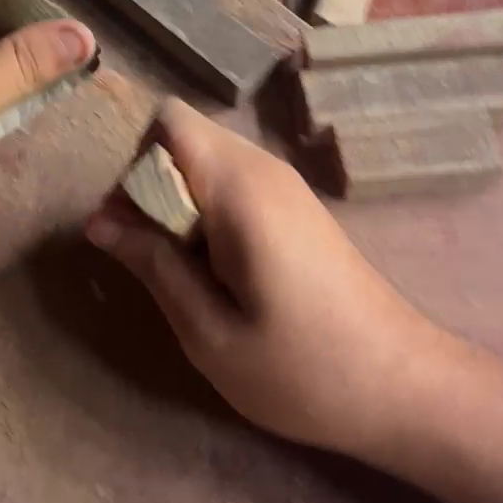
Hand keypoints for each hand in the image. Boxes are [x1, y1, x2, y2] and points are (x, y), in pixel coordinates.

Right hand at [85, 99, 447, 457]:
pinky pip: (232, 181)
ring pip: (206, 158)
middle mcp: (264, 168)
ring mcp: (285, 183)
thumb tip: (100, 221)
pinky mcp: (295, 204)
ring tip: (175, 268)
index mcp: (241, 188)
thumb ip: (153, 265)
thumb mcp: (210, 334)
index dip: (133, 160)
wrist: (402, 382)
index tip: (124, 223)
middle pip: (184, 136)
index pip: (170, 120)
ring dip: (176, 200)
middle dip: (148, 183)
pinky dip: (206, 210)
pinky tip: (213, 269)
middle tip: (141, 254)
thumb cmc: (303, 369)